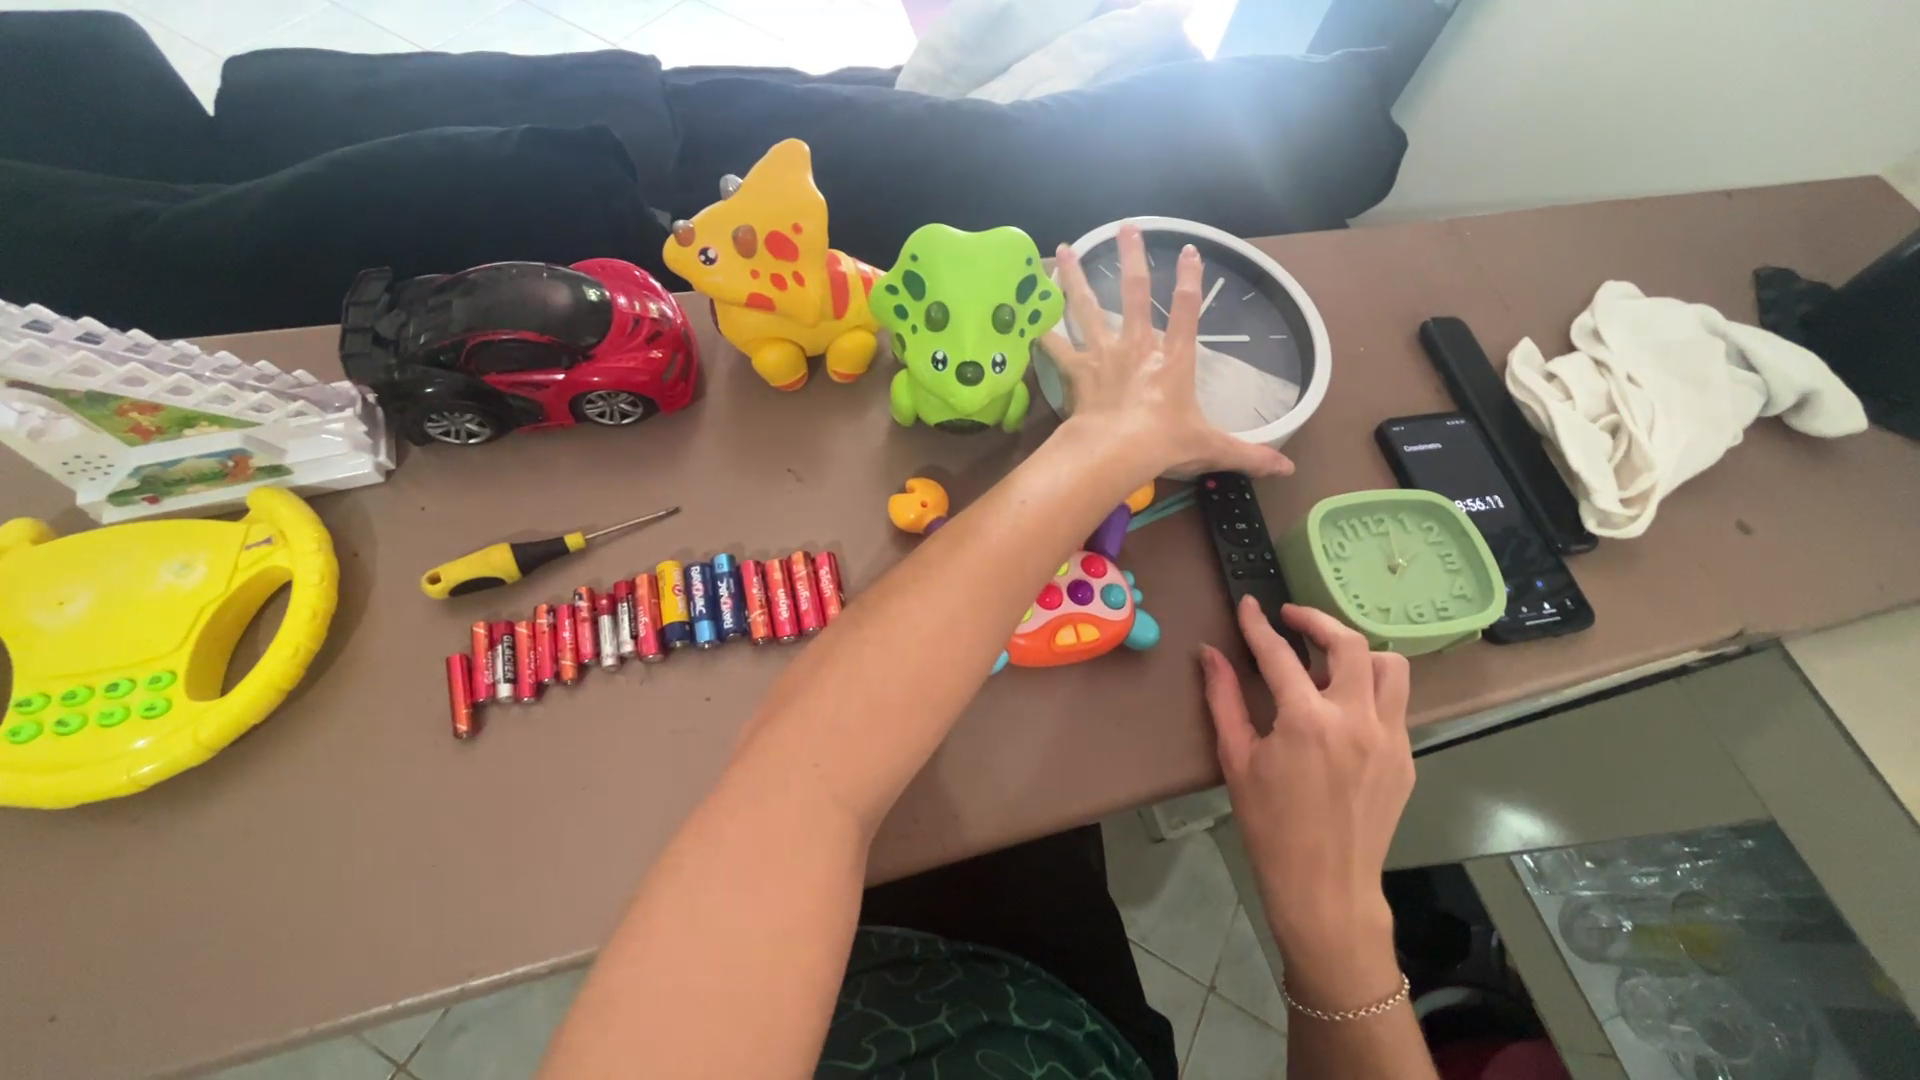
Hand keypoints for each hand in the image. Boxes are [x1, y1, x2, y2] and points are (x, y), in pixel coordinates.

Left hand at [1042, 223, 1293, 479]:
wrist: (1116, 450)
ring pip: (1087, 307)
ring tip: (1067, 248)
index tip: (1189, 249)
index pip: (1188, 310)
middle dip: (1131, 257)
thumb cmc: (1164, 443)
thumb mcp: (1211, 448)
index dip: (1190, 278)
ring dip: (1076, 278)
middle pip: (1134, 292)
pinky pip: (1055, 347)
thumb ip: (1248, 455)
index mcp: (1174, 358)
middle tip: (1125, 226)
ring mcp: (1103, 354)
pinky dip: (1042, 332)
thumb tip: (1287, 470)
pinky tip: (1029, 314)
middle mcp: (1138, 346)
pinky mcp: (1076, 371)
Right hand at [1199, 598, 1413, 1003]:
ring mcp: (1391, 738)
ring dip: (1358, 652)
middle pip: (1350, 644)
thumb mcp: (1236, 759)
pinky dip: (1370, 691)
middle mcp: (1357, 719)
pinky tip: (1341, 709)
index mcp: (1308, 720)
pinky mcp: (1406, 758)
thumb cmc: (1270, 825)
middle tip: (1292, 618)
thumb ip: (1224, 699)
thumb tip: (1209, 654)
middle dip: (1318, 621)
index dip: (1259, 625)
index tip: (1249, 605)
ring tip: (1327, 660)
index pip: (1280, 654)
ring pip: (1390, 668)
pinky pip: (1396, 705)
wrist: (1325, 886)